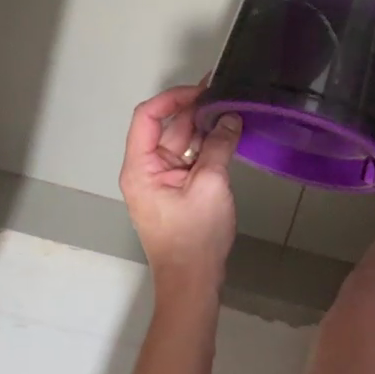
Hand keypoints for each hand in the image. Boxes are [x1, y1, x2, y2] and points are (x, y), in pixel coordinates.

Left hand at [118, 85, 241, 289]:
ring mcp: (163, 179)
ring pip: (181, 140)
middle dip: (194, 108)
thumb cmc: (194, 236)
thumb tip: (231, 117)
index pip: (148, 116)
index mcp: (141, 167)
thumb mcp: (210, 185)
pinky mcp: (178, 188)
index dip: (173, 97)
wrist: (193, 283)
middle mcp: (147, 169)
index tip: (204, 90)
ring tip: (233, 107)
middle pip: (167, 126)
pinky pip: (190, 156)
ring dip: (204, 125)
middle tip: (226, 91)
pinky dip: (207, 143)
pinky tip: (229, 133)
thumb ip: (219, 145)